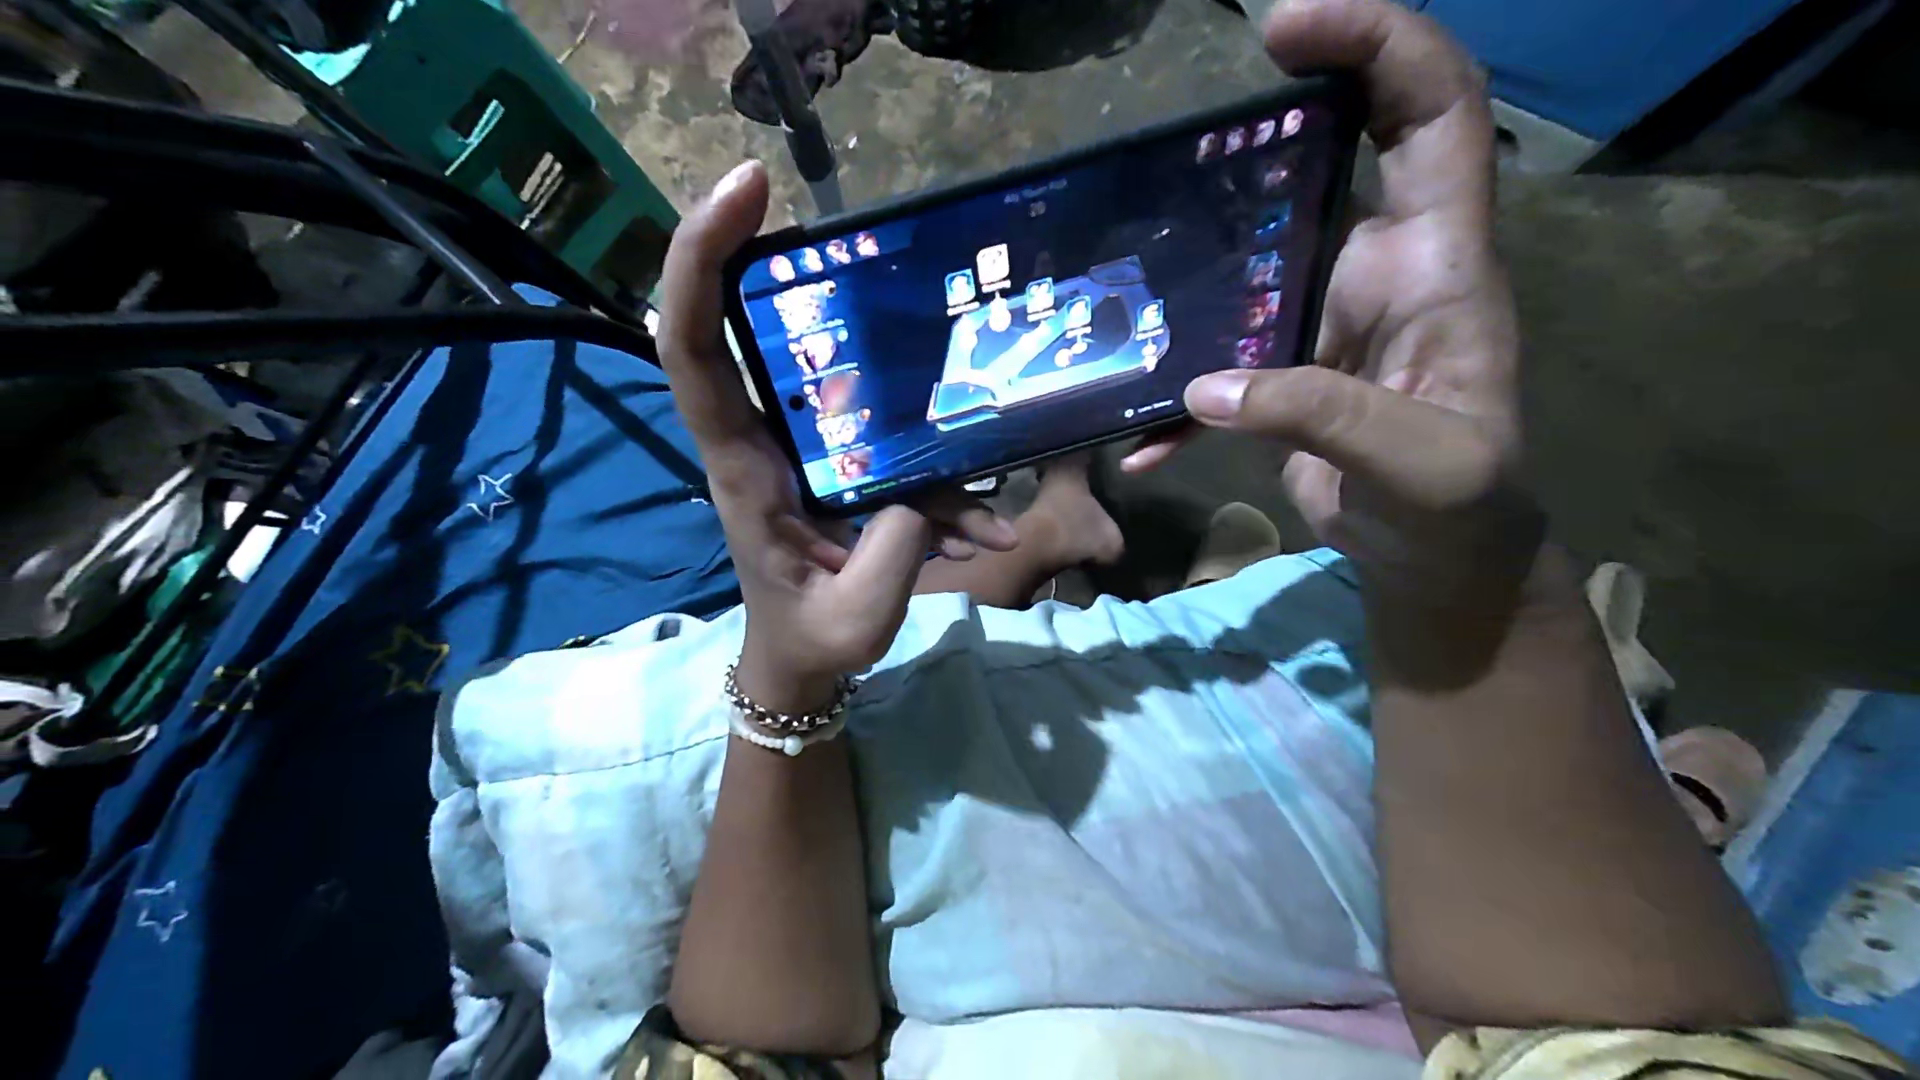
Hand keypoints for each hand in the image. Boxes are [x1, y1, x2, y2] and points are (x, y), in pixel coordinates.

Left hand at [657, 162, 1016, 710]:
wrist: (805, 662)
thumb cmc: (812, 640)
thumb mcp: (854, 613)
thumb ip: (894, 549)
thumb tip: (933, 489)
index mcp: (744, 469)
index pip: (693, 351)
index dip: (700, 266)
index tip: (745, 193)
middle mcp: (767, 443)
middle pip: (762, 336)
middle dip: (803, 277)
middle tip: (871, 242)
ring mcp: (811, 452)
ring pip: (855, 395)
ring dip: (918, 412)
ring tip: (974, 487)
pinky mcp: (851, 469)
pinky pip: (901, 454)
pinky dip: (946, 485)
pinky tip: (987, 529)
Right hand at [1124, 0, 1542, 654]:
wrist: (1433, 555)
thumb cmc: (1458, 504)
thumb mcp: (1415, 460)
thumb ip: (1322, 415)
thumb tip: (1204, 390)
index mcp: (1437, 264)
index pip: (1433, 112)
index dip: (1378, 45)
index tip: (1288, 29)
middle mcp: (1375, 275)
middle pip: (1321, 172)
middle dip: (1253, 146)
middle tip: (1171, 158)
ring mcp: (1317, 327)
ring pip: (1248, 271)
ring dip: (1189, 282)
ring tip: (1124, 292)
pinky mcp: (1279, 379)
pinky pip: (1217, 371)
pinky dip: (1178, 406)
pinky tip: (1142, 445)